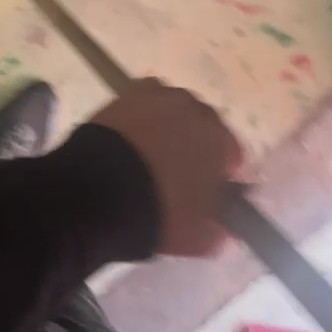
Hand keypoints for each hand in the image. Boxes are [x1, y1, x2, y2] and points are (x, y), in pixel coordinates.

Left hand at [90, 78, 245, 256]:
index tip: (215, 195)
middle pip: (205, 129)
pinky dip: (144, 118)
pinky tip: (133, 139)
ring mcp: (160, 97)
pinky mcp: (127, 94)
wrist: (96, 189)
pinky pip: (145, 104)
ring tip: (152, 156)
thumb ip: (218, 231)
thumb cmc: (157, 211)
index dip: (226, 177)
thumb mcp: (197, 236)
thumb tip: (223, 229)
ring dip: (171, 129)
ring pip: (175, 113)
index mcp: (220, 140)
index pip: (235, 157)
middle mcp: (196, 109)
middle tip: (182, 176)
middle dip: (198, 149)